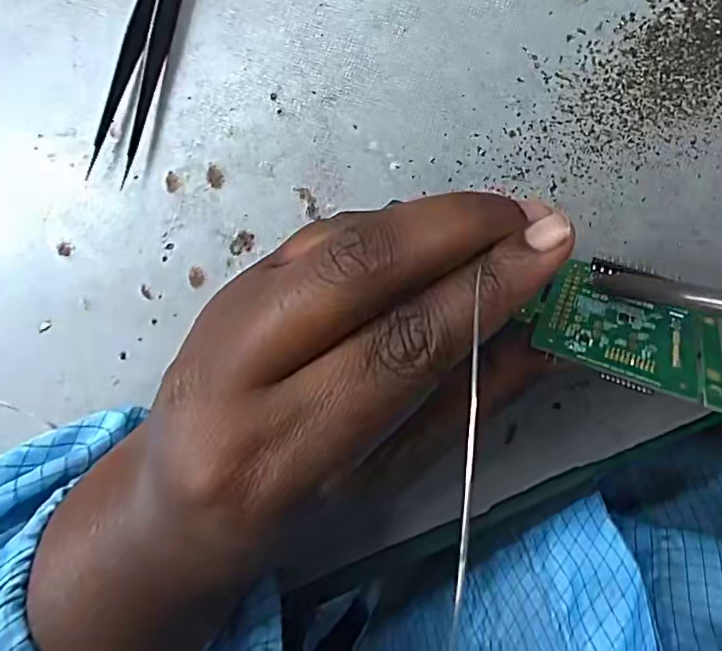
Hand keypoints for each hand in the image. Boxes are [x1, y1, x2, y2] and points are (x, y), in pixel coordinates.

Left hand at [27, 193, 574, 650]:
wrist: (171, 497)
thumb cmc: (295, 506)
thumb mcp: (387, 475)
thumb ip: (469, 400)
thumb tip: (549, 336)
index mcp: (277, 450)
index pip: (399, 345)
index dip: (485, 287)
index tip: (550, 245)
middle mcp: (238, 367)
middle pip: (363, 265)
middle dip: (461, 226)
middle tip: (530, 217)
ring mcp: (230, 305)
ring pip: (347, 233)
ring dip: (437, 214)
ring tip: (502, 218)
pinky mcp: (241, 271)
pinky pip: (335, 230)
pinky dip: (402, 222)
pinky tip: (444, 229)